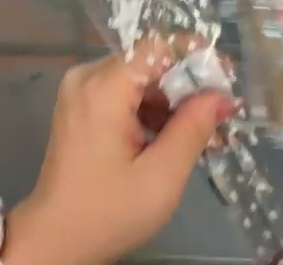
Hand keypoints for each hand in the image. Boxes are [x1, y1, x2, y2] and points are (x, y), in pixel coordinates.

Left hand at [3, 54, 236, 264]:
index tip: (225, 75)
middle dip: (185, 84)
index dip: (192, 54)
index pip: (153, 47)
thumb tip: (221, 95)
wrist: (57, 235)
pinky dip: (147, 108)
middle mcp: (86, 76)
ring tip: (202, 135)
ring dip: (168, 100)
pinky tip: (170, 138)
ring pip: (135, 77)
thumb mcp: (161, 176)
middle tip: (221, 116)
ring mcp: (79, 89)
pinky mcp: (79, 104)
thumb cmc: (110, 210)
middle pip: (145, 62)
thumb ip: (192, 129)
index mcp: (102, 87)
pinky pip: (120, 92)